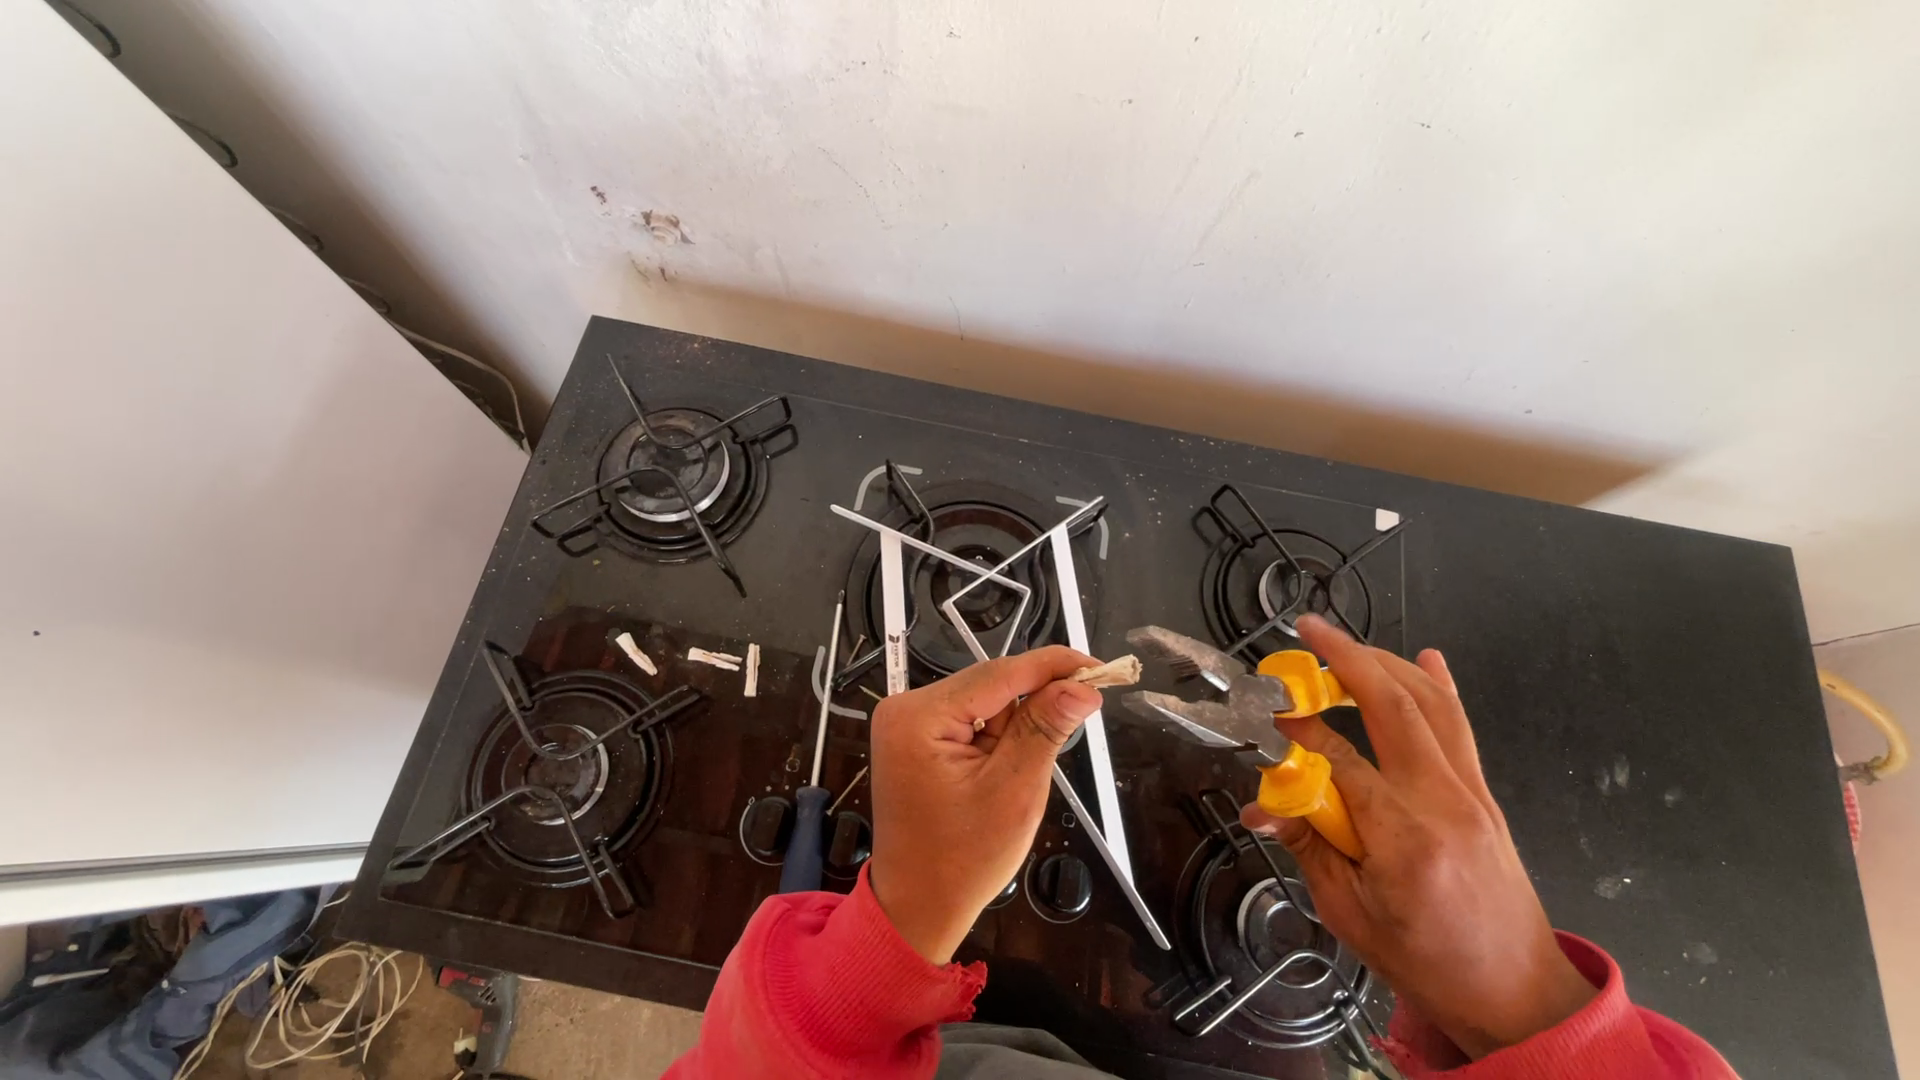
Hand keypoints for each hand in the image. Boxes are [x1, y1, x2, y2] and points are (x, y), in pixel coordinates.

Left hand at [865, 646, 1101, 963]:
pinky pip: (968, 720)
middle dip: (1034, 702)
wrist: (918, 907)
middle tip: (1079, 718)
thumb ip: (1045, 728)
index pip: (999, 674)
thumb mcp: (1014, 790)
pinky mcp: (913, 738)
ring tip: (1020, 773)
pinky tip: (1002, 768)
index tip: (1099, 668)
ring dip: (1014, 726)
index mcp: (920, 716)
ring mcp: (906, 722)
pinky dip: (996, 737)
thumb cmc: (965, 859)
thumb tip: (1082, 686)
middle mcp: (905, 707)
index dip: (1053, 666)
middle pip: (989, 685)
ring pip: (982, 702)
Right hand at [1242, 614, 1596, 1059]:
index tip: (1271, 717)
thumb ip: (1306, 844)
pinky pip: (1459, 727)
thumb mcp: (1348, 911)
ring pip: (1431, 705)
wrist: (1516, 995)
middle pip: (1393, 707)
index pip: (1340, 759)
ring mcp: (1471, 792)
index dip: (1300, 732)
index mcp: (1404, 836)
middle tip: (1309, 630)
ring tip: (1346, 642)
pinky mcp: (1483, 794)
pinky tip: (1428, 658)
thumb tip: (1257, 807)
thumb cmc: (1424, 961)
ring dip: (1386, 663)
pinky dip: (1440, 687)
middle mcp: (1443, 800)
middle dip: (1348, 659)